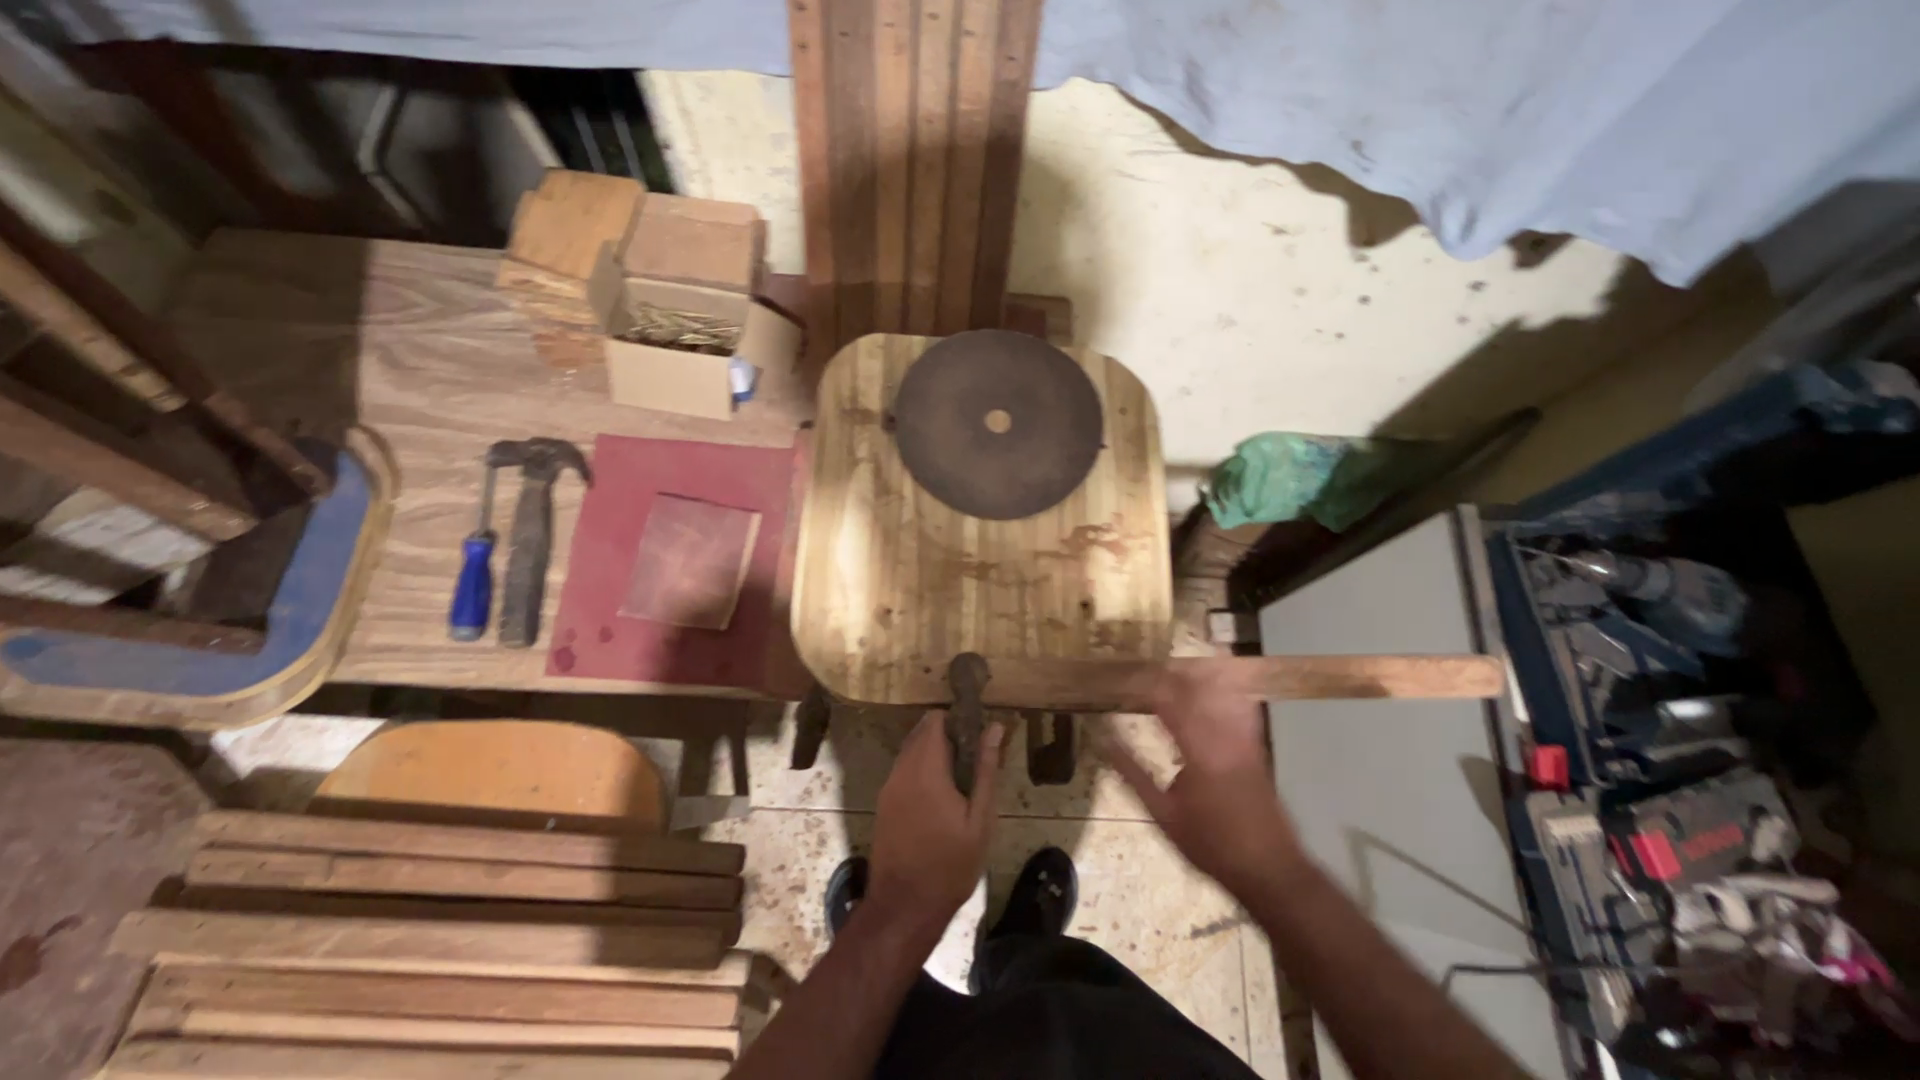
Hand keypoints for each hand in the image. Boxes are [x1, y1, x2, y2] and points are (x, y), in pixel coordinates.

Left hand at [866, 712, 1004, 933]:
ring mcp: (888, 787)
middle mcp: (901, 771)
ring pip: (910, 752)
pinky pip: (903, 771)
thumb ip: (986, 770)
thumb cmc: (950, 864)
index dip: (958, 720)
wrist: (904, 905)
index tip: (979, 734)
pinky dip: (921, 770)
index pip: (935, 721)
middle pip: (921, 733)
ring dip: (933, 753)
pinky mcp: (883, 804)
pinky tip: (941, 795)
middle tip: (975, 758)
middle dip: (947, 735)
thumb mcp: (980, 820)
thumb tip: (994, 728)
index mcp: (926, 769)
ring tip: (962, 778)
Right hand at [1102, 665, 1306, 894]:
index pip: (1166, 700)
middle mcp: (1225, 735)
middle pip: (1197, 685)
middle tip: (1145, 664)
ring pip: (1224, 689)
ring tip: (1175, 665)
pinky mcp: (1258, 746)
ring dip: (1199, 672)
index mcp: (1197, 750)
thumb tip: (1103, 740)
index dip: (1144, 682)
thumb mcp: (1162, 814)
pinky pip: (1243, 704)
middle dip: (1171, 670)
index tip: (1123, 675)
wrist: (1268, 868)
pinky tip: (1217, 680)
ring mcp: (1246, 738)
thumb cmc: (1209, 845)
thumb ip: (1133, 773)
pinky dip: (1228, 687)